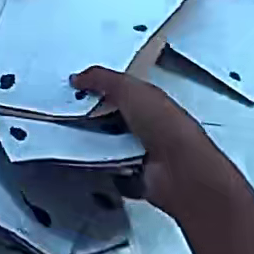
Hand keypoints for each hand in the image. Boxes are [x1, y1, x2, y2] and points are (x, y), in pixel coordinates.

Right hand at [72, 66, 242, 220]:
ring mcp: (145, 152)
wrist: (181, 172)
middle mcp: (151, 126)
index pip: (123, 89)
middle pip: (113, 115)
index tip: (77, 85)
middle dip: (94, 113)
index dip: (100, 85)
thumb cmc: (166, 126)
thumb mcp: (128, 88)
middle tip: (73, 110)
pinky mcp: (138, 176)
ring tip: (80, 133)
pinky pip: (111, 166)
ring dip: (96, 139)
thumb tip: (78, 77)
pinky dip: (101, 163)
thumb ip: (100, 78)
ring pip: (110, 141)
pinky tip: (92, 156)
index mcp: (153, 101)